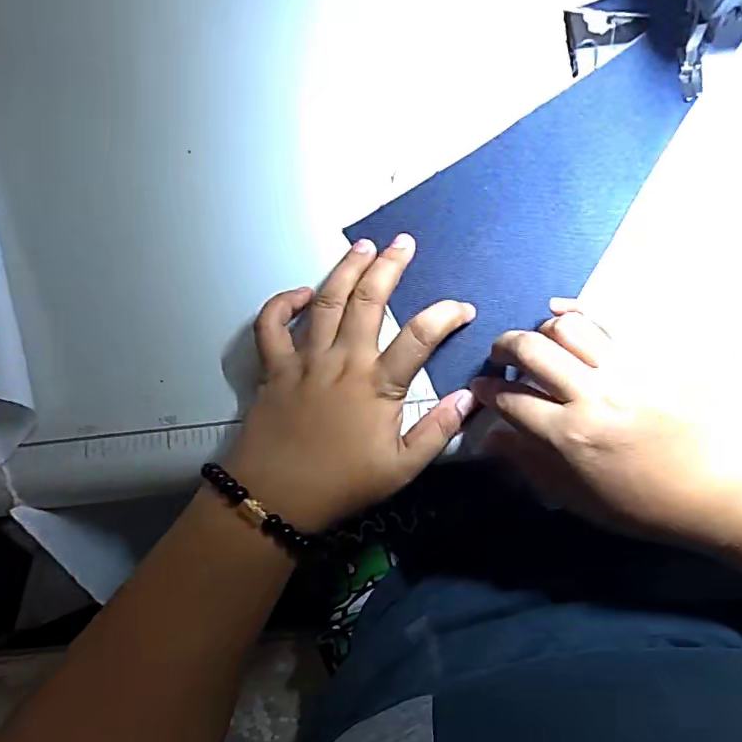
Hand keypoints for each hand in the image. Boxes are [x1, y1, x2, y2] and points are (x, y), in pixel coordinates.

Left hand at [225, 235, 475, 530]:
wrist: (275, 497)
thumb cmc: (344, 484)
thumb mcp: (403, 468)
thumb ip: (438, 430)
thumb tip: (469, 397)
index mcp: (377, 385)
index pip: (420, 336)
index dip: (446, 315)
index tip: (464, 309)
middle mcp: (342, 362)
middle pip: (368, 302)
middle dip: (389, 267)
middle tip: (403, 243)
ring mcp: (304, 361)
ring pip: (325, 302)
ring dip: (345, 270)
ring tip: (363, 246)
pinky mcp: (273, 368)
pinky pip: (271, 325)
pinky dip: (284, 303)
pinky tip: (302, 292)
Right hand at [471, 301, 741, 543]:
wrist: (711, 489)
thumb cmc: (643, 504)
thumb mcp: (579, 497)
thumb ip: (532, 463)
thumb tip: (493, 437)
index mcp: (570, 436)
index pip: (512, 400)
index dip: (487, 392)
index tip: (482, 389)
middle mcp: (591, 395)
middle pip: (532, 350)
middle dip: (504, 347)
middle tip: (501, 358)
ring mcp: (623, 371)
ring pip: (568, 327)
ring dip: (542, 329)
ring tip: (538, 341)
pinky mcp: (650, 360)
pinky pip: (609, 323)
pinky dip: (580, 311)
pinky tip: (562, 311)